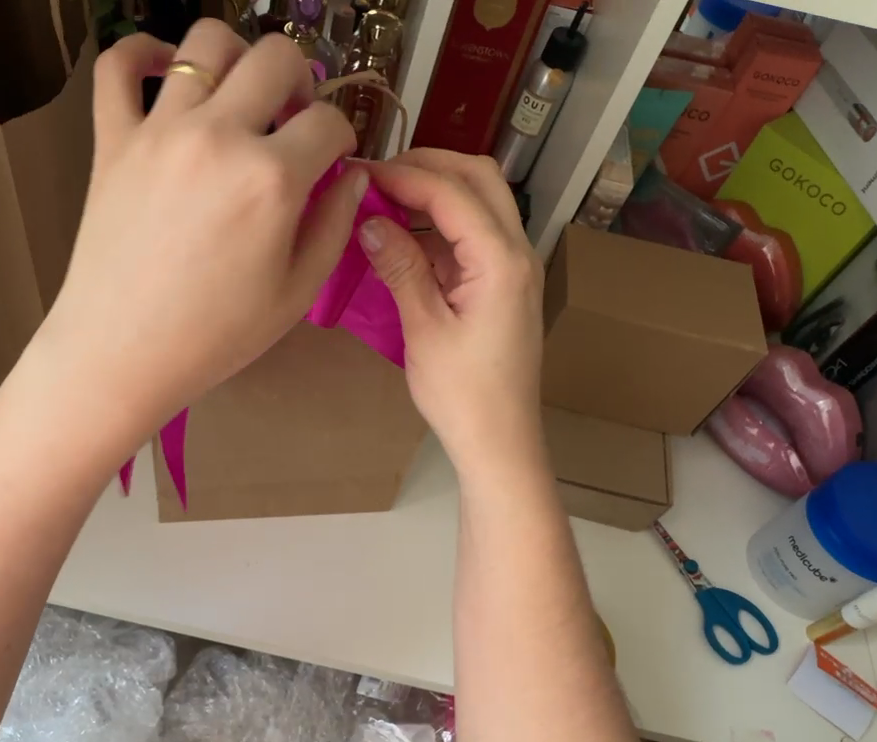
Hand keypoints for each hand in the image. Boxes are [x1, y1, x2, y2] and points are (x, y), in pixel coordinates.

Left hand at [17, 21, 363, 444]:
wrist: (122, 354)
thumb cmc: (213, 338)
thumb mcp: (294, 296)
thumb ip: (332, 228)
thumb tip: (351, 179)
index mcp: (271, 180)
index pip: (327, 122)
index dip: (341, 138)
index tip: (333, 160)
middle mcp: (219, 137)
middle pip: (276, 57)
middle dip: (300, 82)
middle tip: (292, 121)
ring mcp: (160, 132)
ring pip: (206, 42)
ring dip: (236, 58)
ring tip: (238, 97)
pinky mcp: (113, 140)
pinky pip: (118, 64)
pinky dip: (142, 51)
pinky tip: (165, 70)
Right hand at [359, 150, 547, 480]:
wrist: (499, 440)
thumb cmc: (462, 394)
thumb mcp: (424, 330)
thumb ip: (401, 269)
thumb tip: (370, 221)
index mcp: (501, 260)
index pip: (452, 192)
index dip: (403, 176)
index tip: (359, 174)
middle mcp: (517, 252)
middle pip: (478, 179)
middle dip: (428, 167)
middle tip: (377, 178)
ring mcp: (514, 268)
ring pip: (480, 205)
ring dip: (436, 194)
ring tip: (384, 203)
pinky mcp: (503, 286)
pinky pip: (474, 238)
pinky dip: (440, 228)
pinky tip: (404, 242)